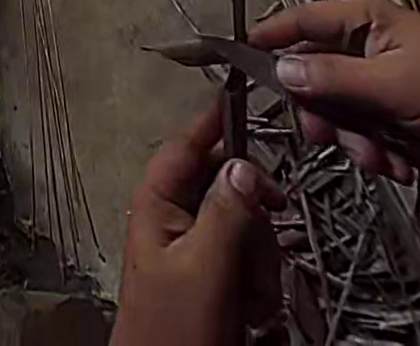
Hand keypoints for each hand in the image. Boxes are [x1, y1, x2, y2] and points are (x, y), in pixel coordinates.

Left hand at [112, 105, 286, 345]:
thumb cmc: (174, 331)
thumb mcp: (204, 270)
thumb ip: (227, 214)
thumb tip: (244, 164)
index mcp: (159, 199)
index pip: (189, 144)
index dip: (215, 121)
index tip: (242, 96)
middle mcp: (176, 212)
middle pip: (228, 183)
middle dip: (253, 220)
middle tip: (260, 254)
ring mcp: (196, 242)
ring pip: (245, 221)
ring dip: (259, 259)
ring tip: (250, 297)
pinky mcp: (214, 270)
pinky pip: (250, 255)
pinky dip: (259, 280)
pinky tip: (252, 310)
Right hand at [250, 0, 419, 198]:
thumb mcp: (396, 86)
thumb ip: (333, 77)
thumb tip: (278, 68)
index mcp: (366, 20)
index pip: (301, 18)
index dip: (269, 35)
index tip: (238, 58)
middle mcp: (366, 45)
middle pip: (313, 72)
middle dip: (323, 112)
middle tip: (330, 140)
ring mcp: (381, 80)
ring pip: (336, 107)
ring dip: (353, 139)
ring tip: (384, 160)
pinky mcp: (396, 112)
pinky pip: (363, 130)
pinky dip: (376, 150)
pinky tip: (403, 165)